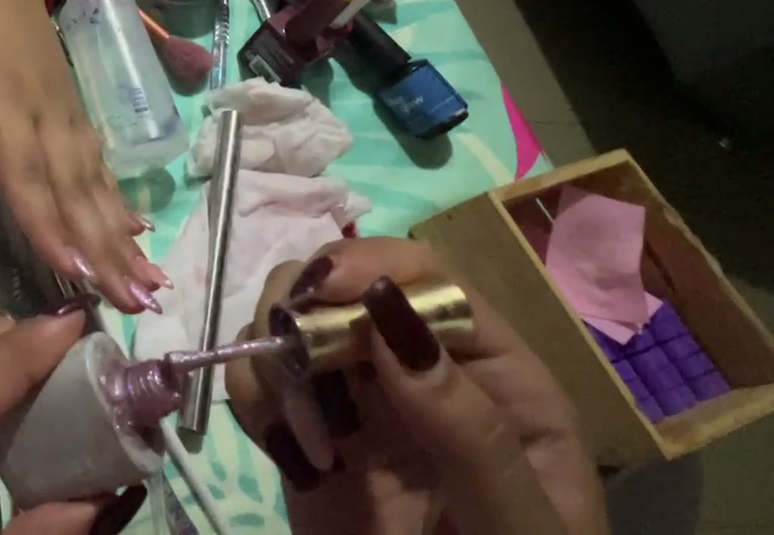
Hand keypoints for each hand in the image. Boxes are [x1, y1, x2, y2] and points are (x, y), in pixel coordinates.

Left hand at [0, 0, 159, 314]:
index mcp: (8, 105)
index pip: (28, 174)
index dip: (50, 224)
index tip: (76, 274)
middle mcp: (47, 118)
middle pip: (75, 192)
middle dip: (103, 252)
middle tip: (133, 306)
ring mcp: (68, 116)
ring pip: (96, 185)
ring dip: (120, 238)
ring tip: (147, 286)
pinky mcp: (76, 113)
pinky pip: (100, 164)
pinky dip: (118, 202)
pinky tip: (136, 234)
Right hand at [224, 238, 607, 534]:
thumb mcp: (520, 528)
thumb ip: (468, 428)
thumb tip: (387, 313)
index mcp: (489, 373)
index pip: (427, 277)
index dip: (370, 265)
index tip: (321, 290)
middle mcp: (414, 366)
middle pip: (342, 278)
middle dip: (305, 301)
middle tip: (293, 351)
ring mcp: (354, 395)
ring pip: (288, 314)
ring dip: (272, 350)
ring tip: (300, 427)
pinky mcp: (304, 426)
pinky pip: (257, 375)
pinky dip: (253, 394)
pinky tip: (288, 453)